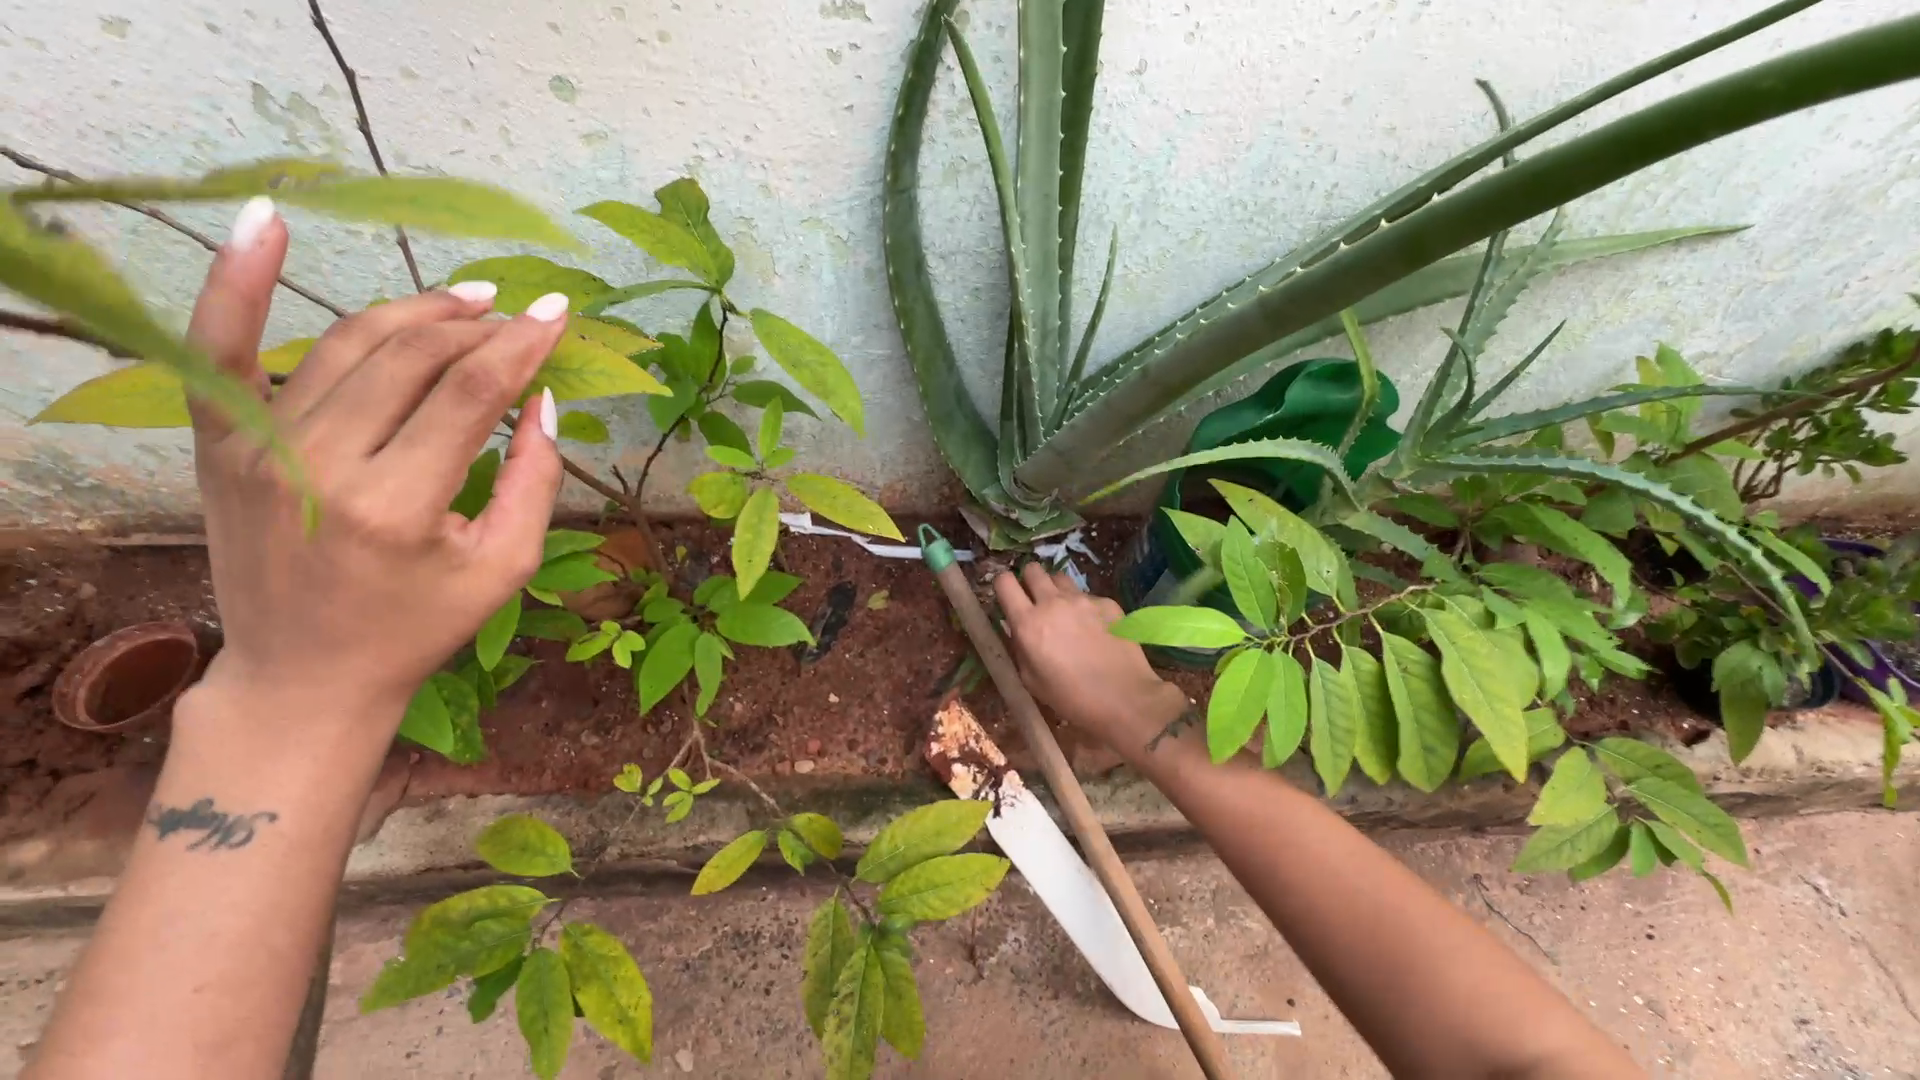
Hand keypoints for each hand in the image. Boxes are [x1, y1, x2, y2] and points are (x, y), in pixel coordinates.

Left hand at [182, 196, 566, 731]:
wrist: (305, 673)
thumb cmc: (420, 627)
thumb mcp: (506, 568)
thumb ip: (537, 481)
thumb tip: (544, 399)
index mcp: (398, 507)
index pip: (471, 393)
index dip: (521, 346)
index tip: (557, 313)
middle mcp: (320, 465)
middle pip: (414, 357)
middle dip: (479, 327)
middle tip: (520, 315)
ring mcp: (256, 447)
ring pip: (347, 342)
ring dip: (414, 310)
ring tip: (466, 299)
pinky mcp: (218, 443)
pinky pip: (220, 345)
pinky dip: (238, 278)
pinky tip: (267, 219)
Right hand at [993, 563, 1187, 756]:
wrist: (1124, 698)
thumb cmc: (1071, 698)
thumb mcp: (1031, 680)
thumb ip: (1019, 648)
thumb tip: (1016, 630)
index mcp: (1028, 623)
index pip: (1004, 582)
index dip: (1004, 587)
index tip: (1009, 598)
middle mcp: (1053, 603)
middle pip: (1033, 569)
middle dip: (1030, 581)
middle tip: (1036, 602)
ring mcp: (1083, 599)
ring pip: (1060, 578)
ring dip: (1057, 590)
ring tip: (1065, 613)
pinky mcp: (1107, 602)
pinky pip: (1088, 596)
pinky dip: (1085, 607)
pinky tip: (1095, 630)